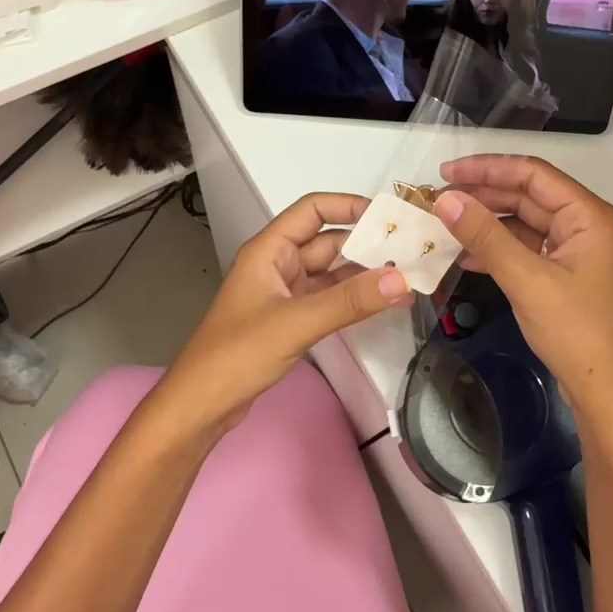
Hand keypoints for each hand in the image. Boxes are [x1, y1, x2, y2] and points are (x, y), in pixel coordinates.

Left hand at [155, 193, 412, 433]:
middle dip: (366, 243)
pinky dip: (354, 298)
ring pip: (331, 272)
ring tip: (408, 275)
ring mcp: (284, 294)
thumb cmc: (237, 354)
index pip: (312, 210)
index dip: (348, 206)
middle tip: (412, 249)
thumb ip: (349, 301)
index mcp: (269, 251)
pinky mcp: (290, 320)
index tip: (388, 217)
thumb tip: (402, 279)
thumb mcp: (296, 323)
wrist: (200, 406)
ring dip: (364, 273)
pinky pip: (328, 299)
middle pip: (327, 241)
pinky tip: (383, 302)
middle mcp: (277, 265)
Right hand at [431, 155, 612, 417]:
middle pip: (529, 196)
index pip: (533, 174)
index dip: (487, 168)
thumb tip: (446, 200)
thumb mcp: (527, 280)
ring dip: (488, 224)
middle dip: (484, 195)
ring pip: (526, 223)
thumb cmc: (578, 332)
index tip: (445, 172)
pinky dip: (499, 250)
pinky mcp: (569, 277)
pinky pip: (529, 249)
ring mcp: (579, 253)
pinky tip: (466, 257)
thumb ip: (485, 237)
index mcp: (590, 216)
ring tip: (445, 226)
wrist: (611, 394)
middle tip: (438, 200)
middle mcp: (588, 226)